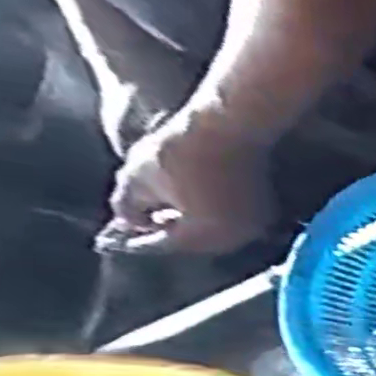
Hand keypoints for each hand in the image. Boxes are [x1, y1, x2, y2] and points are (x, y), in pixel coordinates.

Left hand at [97, 113, 275, 254]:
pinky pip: (231, 226)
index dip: (136, 242)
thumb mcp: (136, 179)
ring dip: (190, 229)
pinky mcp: (263, 212)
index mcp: (206, 234)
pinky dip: (209, 221)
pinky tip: (192, 208)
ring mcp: (254, 225)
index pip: (166, 246)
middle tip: (141, 228)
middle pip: (196, 246)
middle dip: (167, 237)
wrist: (228, 130)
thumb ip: (129, 209)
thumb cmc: (180, 152)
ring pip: (215, 236)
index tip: (112, 241)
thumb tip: (135, 224)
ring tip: (166, 217)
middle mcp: (236, 236)